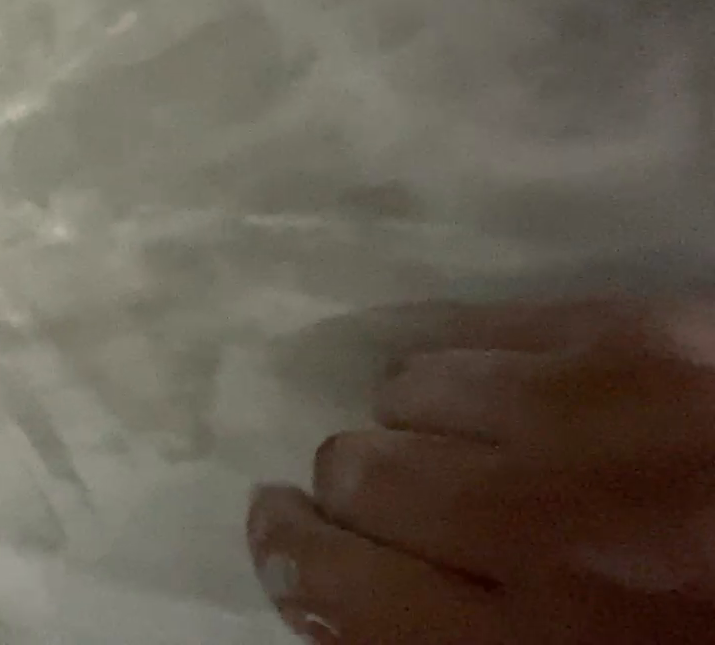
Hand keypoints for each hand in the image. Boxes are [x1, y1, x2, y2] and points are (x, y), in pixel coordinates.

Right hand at [250, 296, 714, 642]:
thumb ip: (458, 640)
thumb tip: (355, 593)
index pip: (329, 584)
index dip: (290, 553)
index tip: (291, 529)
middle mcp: (556, 541)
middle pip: (355, 471)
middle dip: (369, 492)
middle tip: (417, 506)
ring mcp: (606, 425)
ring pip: (406, 391)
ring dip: (435, 426)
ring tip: (500, 449)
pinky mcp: (654, 339)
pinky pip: (482, 331)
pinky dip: (482, 366)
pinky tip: (527, 395)